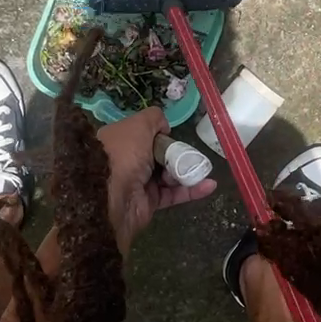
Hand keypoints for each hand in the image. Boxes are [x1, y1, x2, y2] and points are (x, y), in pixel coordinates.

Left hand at [96, 107, 216, 253]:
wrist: (110, 197)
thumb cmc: (123, 153)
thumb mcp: (138, 125)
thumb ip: (154, 119)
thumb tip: (165, 128)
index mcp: (119, 141)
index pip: (143, 134)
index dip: (159, 135)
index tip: (171, 136)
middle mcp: (126, 161)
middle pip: (159, 154)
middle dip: (177, 154)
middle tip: (189, 156)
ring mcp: (137, 183)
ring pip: (168, 175)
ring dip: (186, 172)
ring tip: (200, 169)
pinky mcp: (149, 203)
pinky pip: (173, 194)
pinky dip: (191, 190)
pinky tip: (209, 185)